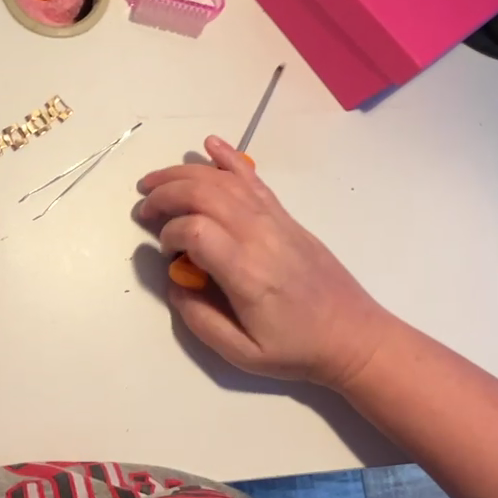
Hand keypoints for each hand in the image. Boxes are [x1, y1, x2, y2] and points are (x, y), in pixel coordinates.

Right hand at [137, 136, 397, 388]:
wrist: (354, 336)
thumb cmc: (296, 349)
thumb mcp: (241, 353)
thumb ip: (198, 319)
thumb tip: (175, 283)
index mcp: (247, 273)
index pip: (195, 230)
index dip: (168, 234)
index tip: (165, 254)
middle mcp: (260, 236)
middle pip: (204, 193)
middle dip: (165, 194)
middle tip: (144, 209)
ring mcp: (275, 221)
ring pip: (223, 181)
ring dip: (183, 174)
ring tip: (154, 182)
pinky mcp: (284, 216)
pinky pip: (252, 179)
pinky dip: (228, 158)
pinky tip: (209, 145)